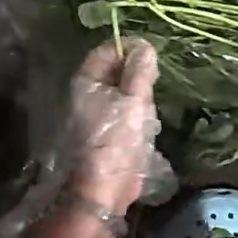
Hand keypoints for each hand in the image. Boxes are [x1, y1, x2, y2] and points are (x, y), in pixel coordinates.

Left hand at [65, 39, 159, 214]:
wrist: (102, 190)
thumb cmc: (116, 140)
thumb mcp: (134, 101)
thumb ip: (139, 72)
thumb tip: (145, 47)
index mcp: (85, 82)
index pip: (106, 51)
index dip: (128, 48)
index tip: (151, 55)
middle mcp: (84, 95)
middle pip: (113, 72)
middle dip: (136, 76)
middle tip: (153, 85)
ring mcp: (92, 115)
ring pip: (120, 93)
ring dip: (138, 98)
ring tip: (149, 112)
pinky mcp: (102, 133)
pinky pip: (121, 113)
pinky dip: (135, 115)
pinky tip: (145, 127)